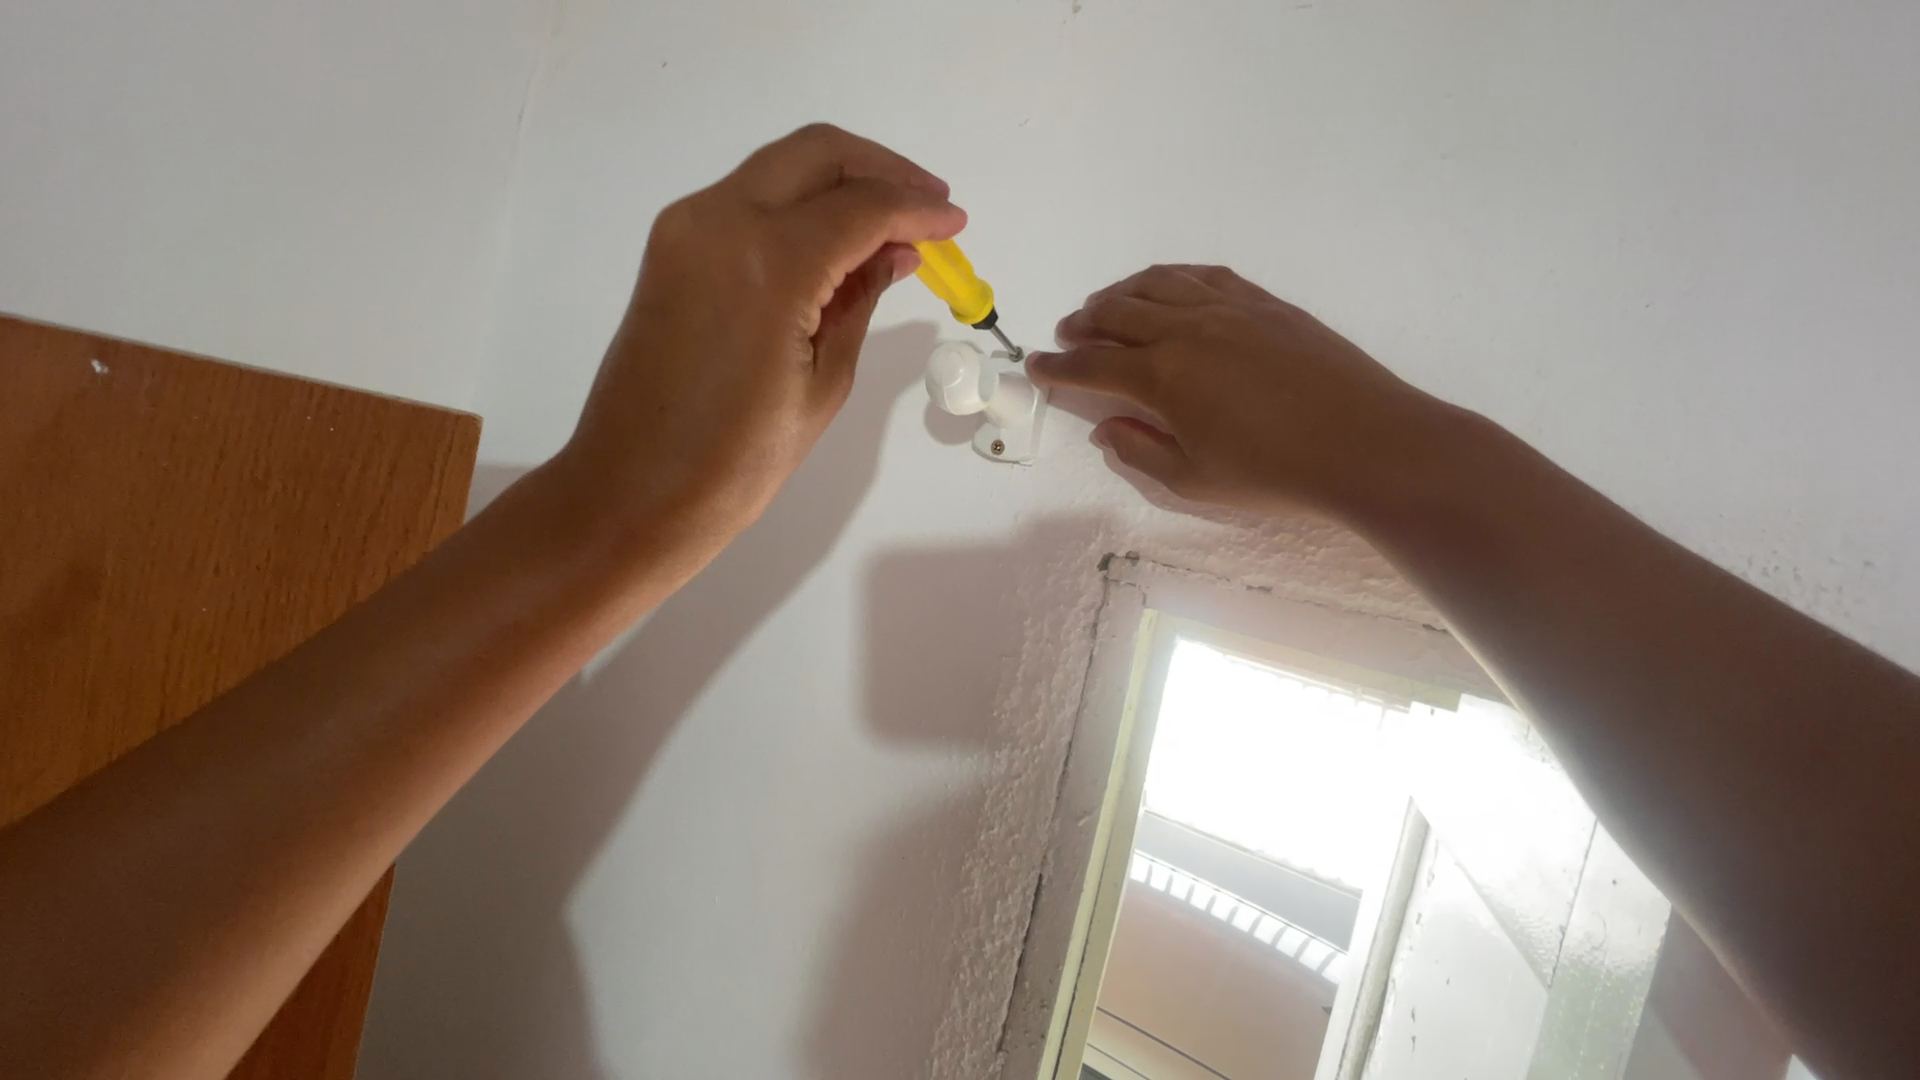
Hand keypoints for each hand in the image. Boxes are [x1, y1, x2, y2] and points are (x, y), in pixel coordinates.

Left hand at [555, 124, 964, 560]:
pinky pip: (750, 201)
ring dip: (841, 184)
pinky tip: (836, 246)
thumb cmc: (741, 458)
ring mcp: (687, 227)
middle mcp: (721, 219)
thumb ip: (859, 300)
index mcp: (769, 262)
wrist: (636, 489)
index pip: (862, 208)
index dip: (917, 212)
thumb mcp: (824, 382)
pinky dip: (800, 208)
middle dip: (883, 170)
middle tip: (929, 205)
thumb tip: (895, 254)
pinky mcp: (672, 247)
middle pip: (818, 154)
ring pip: (781, 168)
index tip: (955, 224)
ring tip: (890, 229)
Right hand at [1027, 264, 1455, 522]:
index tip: (1035, 367)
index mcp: (1163, 377)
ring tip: (1104, 306)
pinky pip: (1203, 276)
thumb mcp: (1193, 480)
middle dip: (1083, 324)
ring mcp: (1229, 308)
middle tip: (1066, 335)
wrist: (1366, 444)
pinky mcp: (1264, 303)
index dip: (1057, 368)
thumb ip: (1139, 451)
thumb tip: (1105, 427)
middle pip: (1117, 313)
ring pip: (1157, 285)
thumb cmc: (1273, 474)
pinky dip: (1170, 278)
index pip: (1092, 365)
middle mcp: (1187, 329)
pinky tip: (1165, 287)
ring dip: (1120, 294)